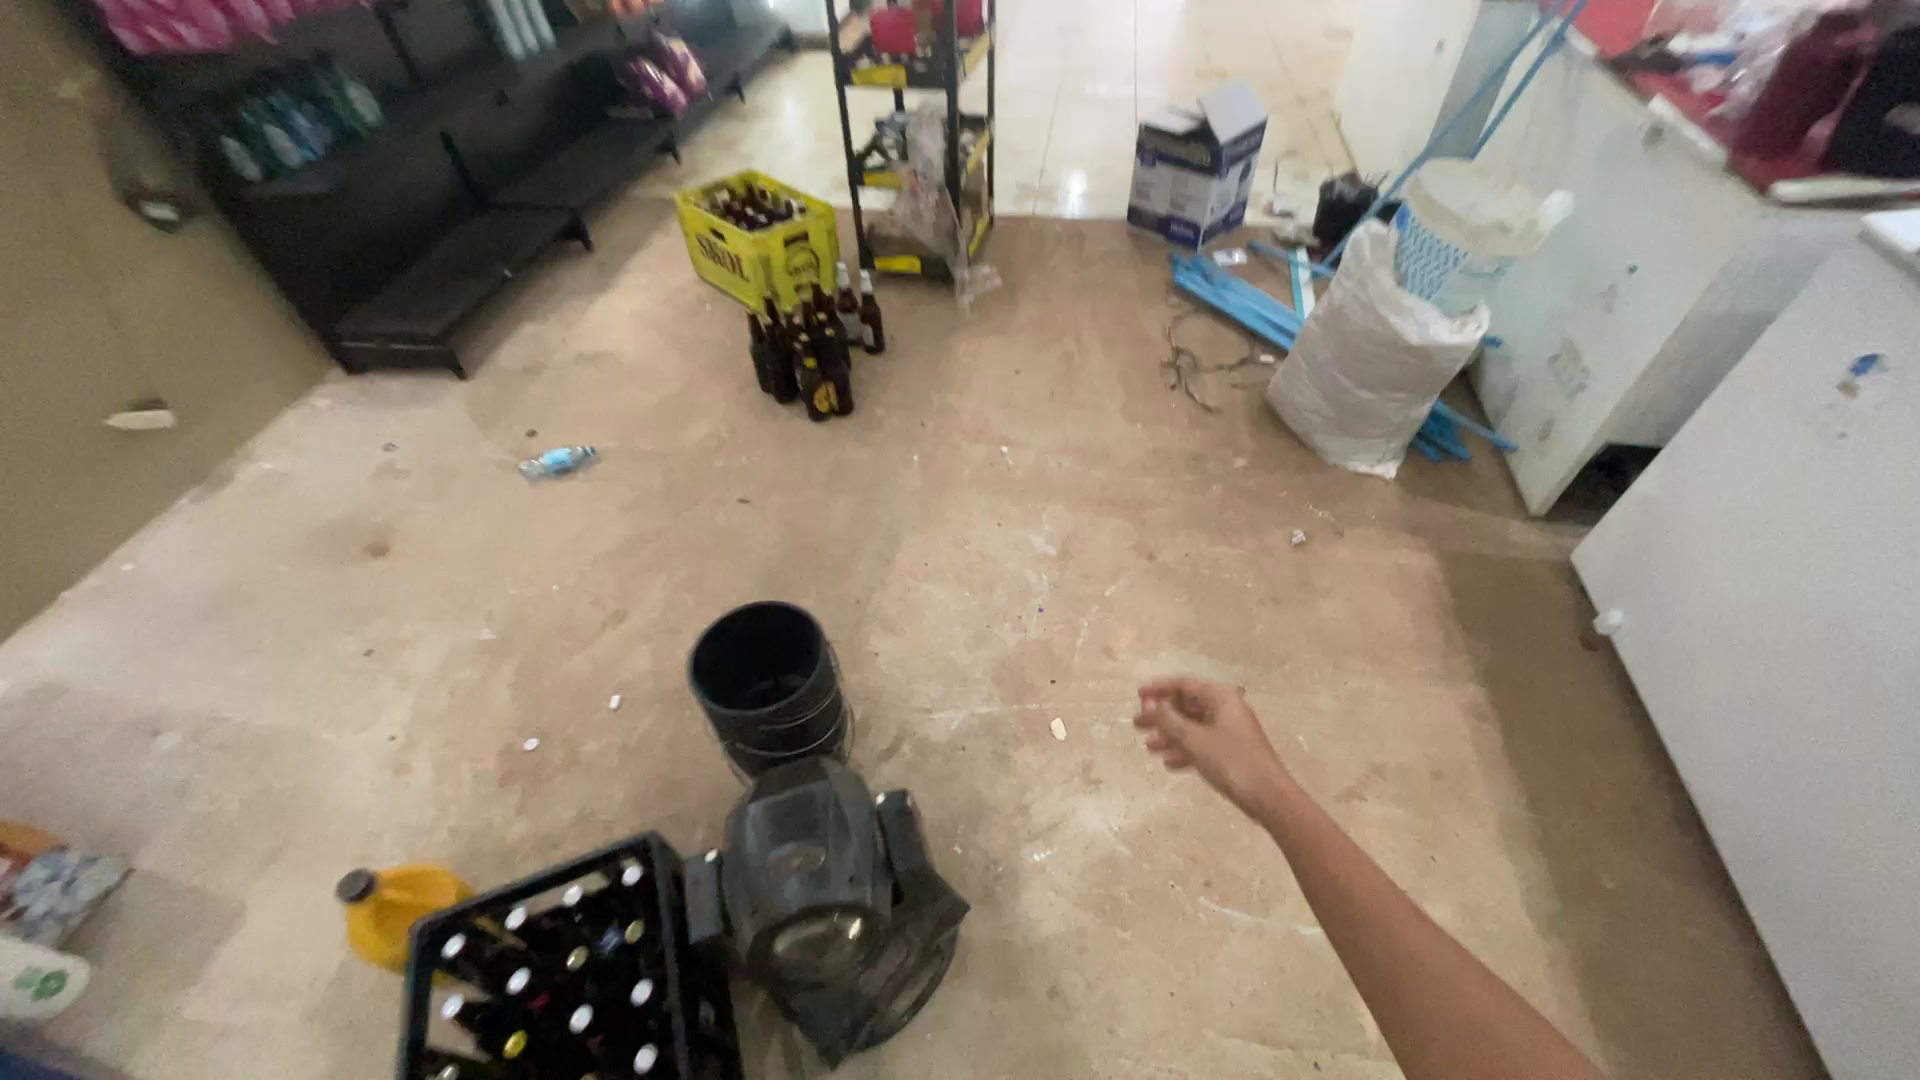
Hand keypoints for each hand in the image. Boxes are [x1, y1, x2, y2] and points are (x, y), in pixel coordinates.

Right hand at [1134, 676, 1294, 820]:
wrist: (1269, 797)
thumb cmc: (1231, 761)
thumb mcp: (1194, 739)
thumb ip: (1169, 720)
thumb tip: (1152, 704)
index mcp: (1221, 697)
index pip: (1184, 684)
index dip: (1158, 688)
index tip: (1138, 697)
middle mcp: (1226, 708)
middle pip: (1187, 705)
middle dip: (1161, 716)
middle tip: (1137, 724)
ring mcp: (1230, 730)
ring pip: (1193, 726)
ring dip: (1170, 735)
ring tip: (1149, 748)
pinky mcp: (1232, 750)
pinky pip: (1203, 743)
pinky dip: (1185, 750)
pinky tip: (1169, 764)